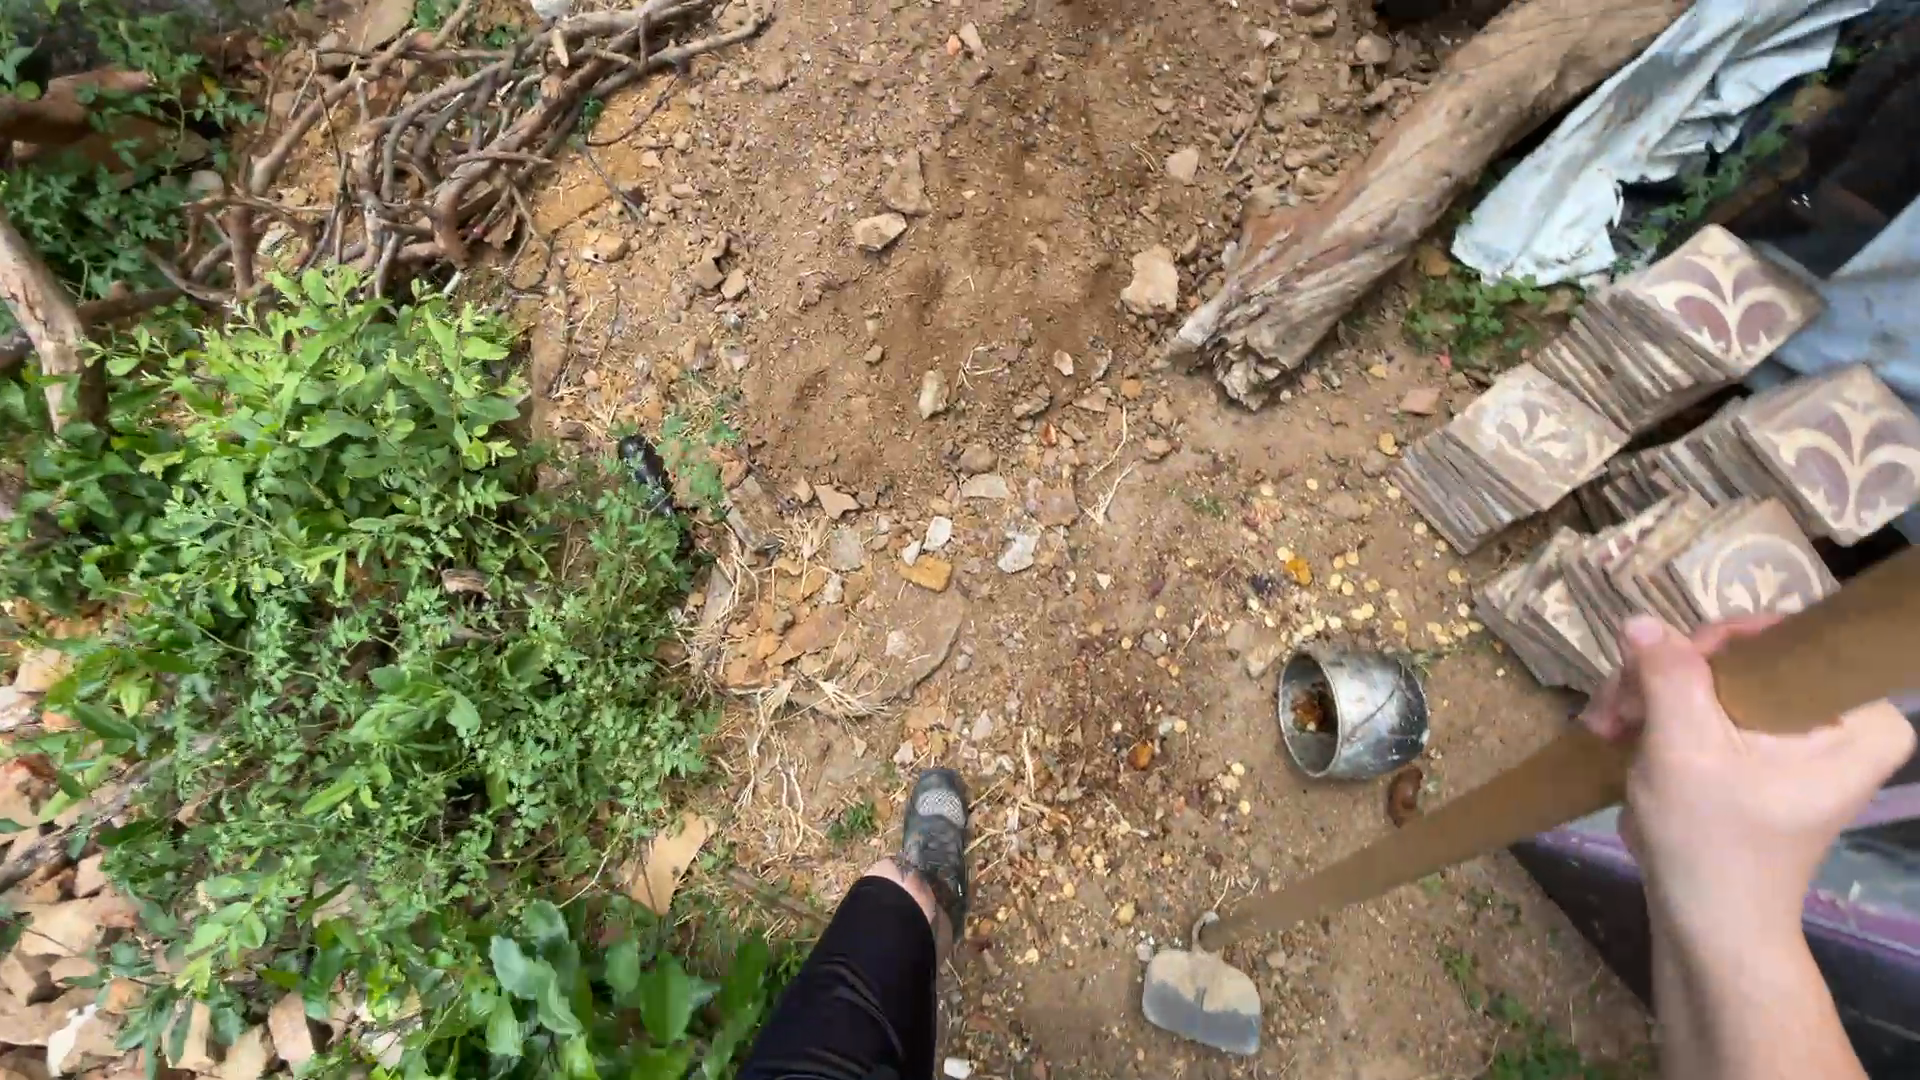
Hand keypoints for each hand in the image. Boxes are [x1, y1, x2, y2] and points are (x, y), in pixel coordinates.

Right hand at [1579, 615, 1914, 948]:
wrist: (1703, 907)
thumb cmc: (1710, 837)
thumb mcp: (1684, 750)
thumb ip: (1668, 679)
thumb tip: (1640, 619)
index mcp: (1855, 721)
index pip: (1786, 642)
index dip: (1714, 645)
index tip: (1658, 671)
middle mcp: (1830, 720)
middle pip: (1731, 658)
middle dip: (1659, 677)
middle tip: (1616, 710)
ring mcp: (1784, 733)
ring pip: (1700, 677)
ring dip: (1640, 694)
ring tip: (1607, 726)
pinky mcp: (1745, 746)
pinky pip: (1690, 700)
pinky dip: (1644, 711)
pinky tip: (1615, 732)